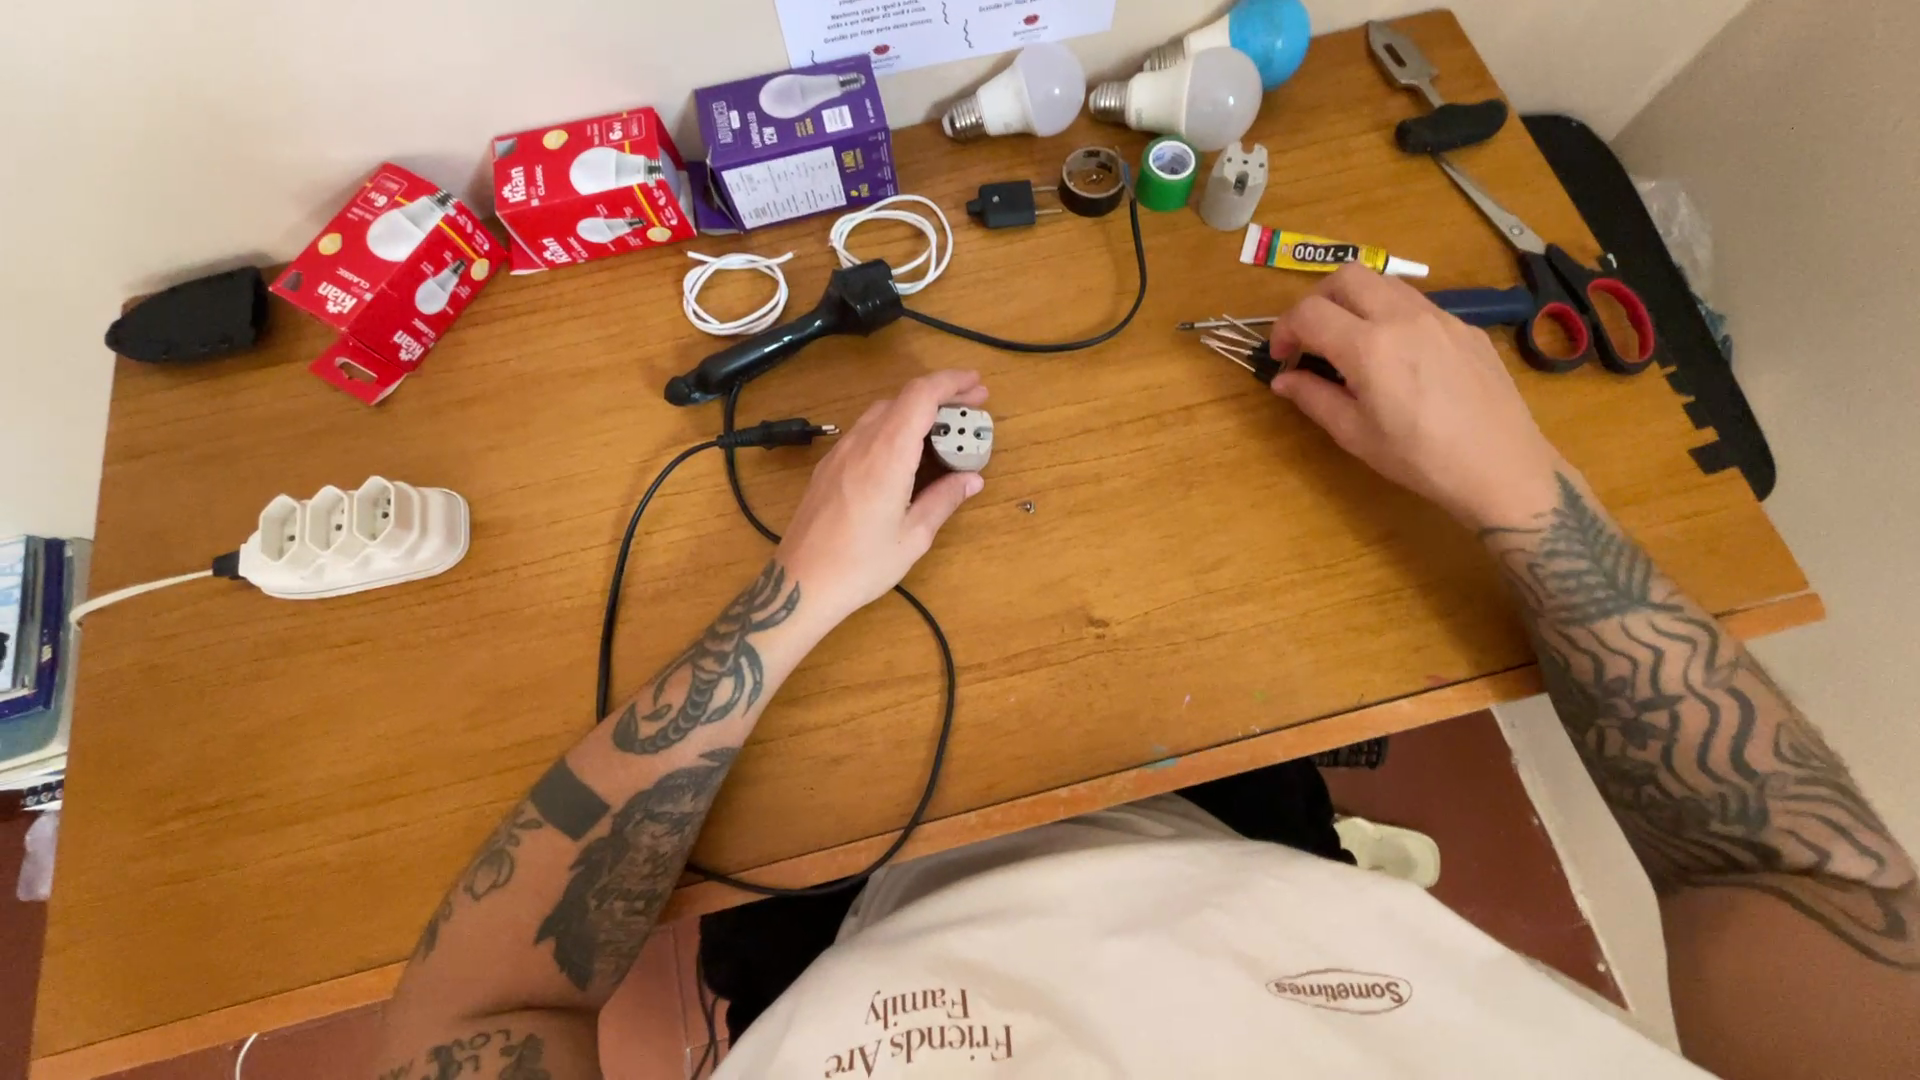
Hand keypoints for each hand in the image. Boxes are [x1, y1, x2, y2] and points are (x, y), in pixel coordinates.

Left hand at [776, 370, 987, 621]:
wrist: (802, 583)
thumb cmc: (861, 565)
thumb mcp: (913, 536)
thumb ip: (943, 500)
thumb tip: (971, 479)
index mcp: (887, 456)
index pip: (920, 396)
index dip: (951, 382)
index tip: (977, 385)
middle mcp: (861, 444)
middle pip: (902, 399)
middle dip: (940, 397)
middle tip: (972, 409)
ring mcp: (840, 453)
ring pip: (882, 413)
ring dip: (915, 412)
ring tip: (944, 431)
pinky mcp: (829, 467)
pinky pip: (866, 432)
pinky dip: (894, 428)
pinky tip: (907, 452)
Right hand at [1267, 265, 1567, 528]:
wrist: (1499, 465)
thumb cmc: (1417, 457)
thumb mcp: (1353, 433)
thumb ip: (1313, 397)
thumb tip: (1284, 379)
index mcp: (1369, 347)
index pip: (1309, 313)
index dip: (1283, 330)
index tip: (1281, 356)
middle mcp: (1403, 318)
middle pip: (1346, 276)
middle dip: (1316, 301)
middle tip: (1310, 337)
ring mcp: (1439, 317)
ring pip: (1383, 282)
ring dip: (1353, 301)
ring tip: (1348, 341)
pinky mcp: (1464, 326)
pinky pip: (1415, 303)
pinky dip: (1388, 314)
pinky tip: (1392, 355)